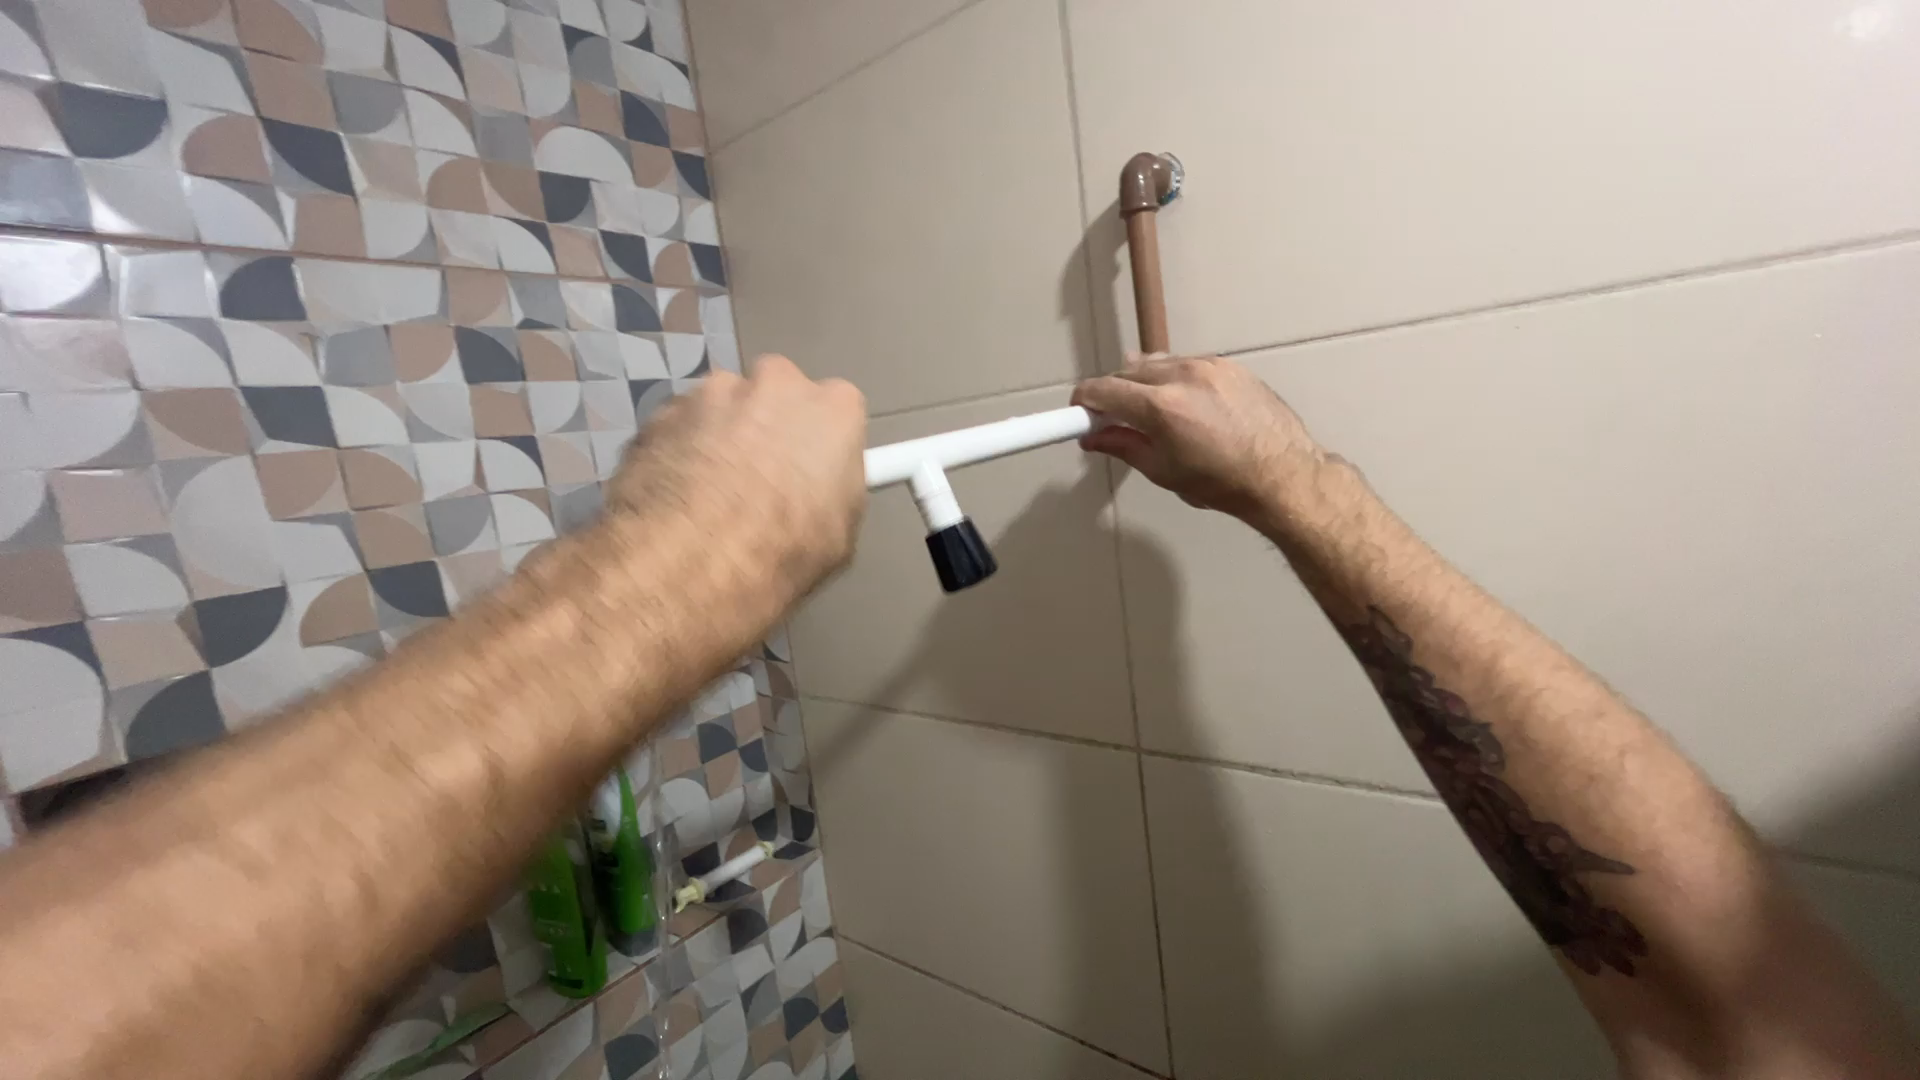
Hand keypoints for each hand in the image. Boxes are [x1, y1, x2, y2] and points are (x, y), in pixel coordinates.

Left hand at [609, 355, 867, 597]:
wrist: (693, 558)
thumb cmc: (786, 547)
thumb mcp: (840, 532)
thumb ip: (832, 491)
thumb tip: (819, 492)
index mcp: (834, 408)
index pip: (838, 411)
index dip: (822, 444)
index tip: (812, 472)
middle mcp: (776, 382)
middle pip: (777, 395)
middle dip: (770, 427)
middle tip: (763, 480)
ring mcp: (713, 391)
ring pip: (724, 407)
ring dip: (722, 437)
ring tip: (712, 493)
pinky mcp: (661, 409)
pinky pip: (680, 426)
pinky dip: (680, 450)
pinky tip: (679, 494)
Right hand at [1073, 354, 1326, 523]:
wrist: (1282, 474)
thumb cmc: (1220, 482)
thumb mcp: (1163, 471)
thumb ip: (1123, 446)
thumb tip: (1093, 438)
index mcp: (1160, 407)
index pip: (1103, 389)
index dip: (1083, 401)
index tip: (1078, 413)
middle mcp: (1181, 376)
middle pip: (1126, 371)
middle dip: (1112, 392)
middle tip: (1112, 419)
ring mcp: (1208, 366)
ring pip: (1156, 363)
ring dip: (1141, 382)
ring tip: (1147, 410)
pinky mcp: (1228, 365)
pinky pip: (1186, 363)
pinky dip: (1171, 378)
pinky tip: (1180, 402)